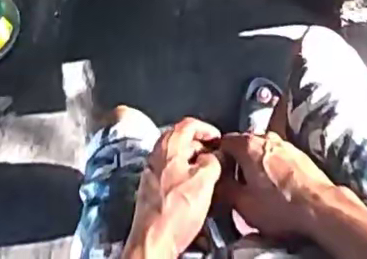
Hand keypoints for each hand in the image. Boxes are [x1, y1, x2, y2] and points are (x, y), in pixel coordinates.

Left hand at [124, 117, 221, 258]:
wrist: (153, 243)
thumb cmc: (175, 212)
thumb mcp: (205, 181)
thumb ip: (214, 161)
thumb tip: (217, 157)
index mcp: (169, 146)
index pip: (189, 124)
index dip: (207, 128)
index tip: (217, 138)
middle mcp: (156, 155)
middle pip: (181, 139)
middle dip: (200, 145)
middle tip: (214, 155)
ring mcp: (151, 173)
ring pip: (175, 157)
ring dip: (192, 161)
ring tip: (206, 174)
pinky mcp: (149, 191)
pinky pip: (168, 173)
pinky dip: (182, 174)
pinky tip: (192, 190)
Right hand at [216, 131, 348, 240]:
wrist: (318, 206)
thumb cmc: (283, 206)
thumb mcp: (243, 205)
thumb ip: (225, 189)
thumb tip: (216, 185)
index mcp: (249, 145)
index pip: (224, 141)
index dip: (217, 157)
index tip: (215, 171)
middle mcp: (266, 138)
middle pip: (242, 144)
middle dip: (236, 163)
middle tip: (233, 185)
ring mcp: (284, 144)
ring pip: (260, 150)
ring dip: (254, 165)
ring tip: (255, 190)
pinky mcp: (297, 154)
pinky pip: (276, 157)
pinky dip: (270, 168)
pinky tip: (274, 188)